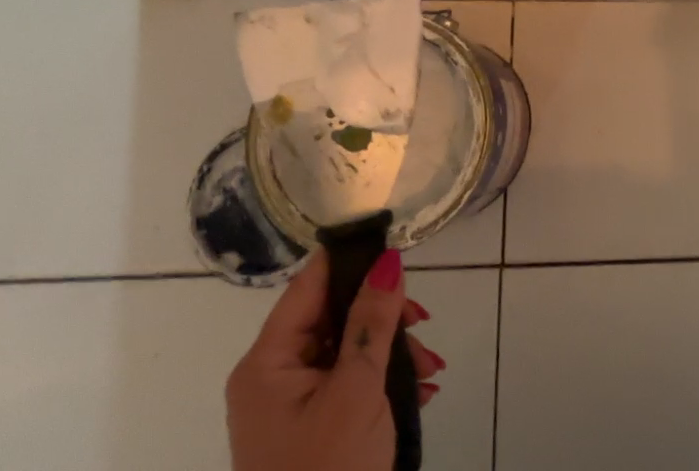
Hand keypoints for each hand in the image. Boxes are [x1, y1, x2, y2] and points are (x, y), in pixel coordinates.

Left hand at [226, 249, 445, 470]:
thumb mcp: (358, 390)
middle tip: (424, 326)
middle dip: (385, 317)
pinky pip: (349, 380)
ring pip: (347, 348)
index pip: (309, 286)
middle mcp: (272, 375)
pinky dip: (384, 380)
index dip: (350, 261)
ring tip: (430, 370)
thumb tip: (387, 261)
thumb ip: (373, 321)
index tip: (397, 250)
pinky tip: (421, 391)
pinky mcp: (310, 425)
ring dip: (392, 351)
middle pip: (333, 316)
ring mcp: (290, 403)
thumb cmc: (329, 469)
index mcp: (268, 361)